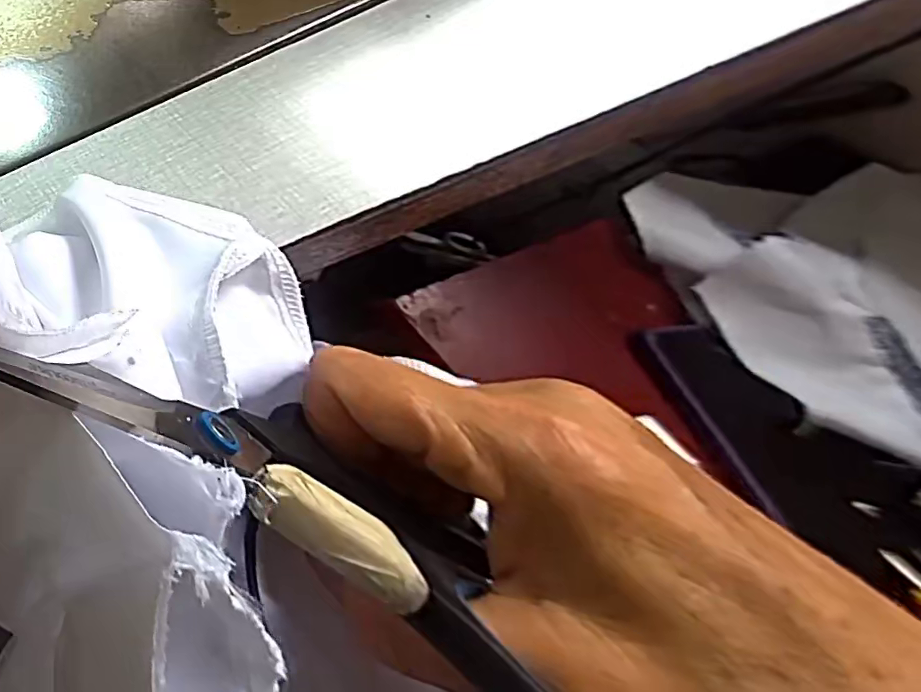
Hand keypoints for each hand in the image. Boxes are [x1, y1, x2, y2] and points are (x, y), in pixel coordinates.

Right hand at [304, 346, 920, 691]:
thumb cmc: (726, 691)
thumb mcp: (530, 662)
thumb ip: (389, 601)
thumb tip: (313, 554)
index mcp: (525, 434)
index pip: (347, 378)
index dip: (311, 434)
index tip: (324, 505)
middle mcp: (544, 400)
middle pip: (385, 400)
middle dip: (365, 474)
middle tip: (392, 557)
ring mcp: (575, 417)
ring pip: (426, 422)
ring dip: (409, 488)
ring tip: (450, 569)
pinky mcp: (594, 442)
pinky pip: (478, 442)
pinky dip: (454, 491)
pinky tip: (494, 560)